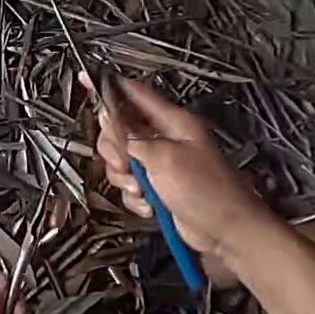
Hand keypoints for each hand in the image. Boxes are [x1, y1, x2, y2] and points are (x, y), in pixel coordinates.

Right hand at [89, 75, 280, 258]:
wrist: (227, 234)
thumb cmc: (210, 193)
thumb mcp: (164, 158)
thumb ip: (131, 137)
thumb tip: (108, 118)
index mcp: (172, 122)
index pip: (134, 94)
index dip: (110, 86)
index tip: (87, 79)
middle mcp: (164, 138)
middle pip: (119, 130)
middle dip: (115, 150)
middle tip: (126, 163)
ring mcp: (159, 163)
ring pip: (120, 160)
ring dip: (125, 179)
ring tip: (142, 189)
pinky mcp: (157, 186)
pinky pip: (129, 184)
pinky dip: (135, 197)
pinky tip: (150, 204)